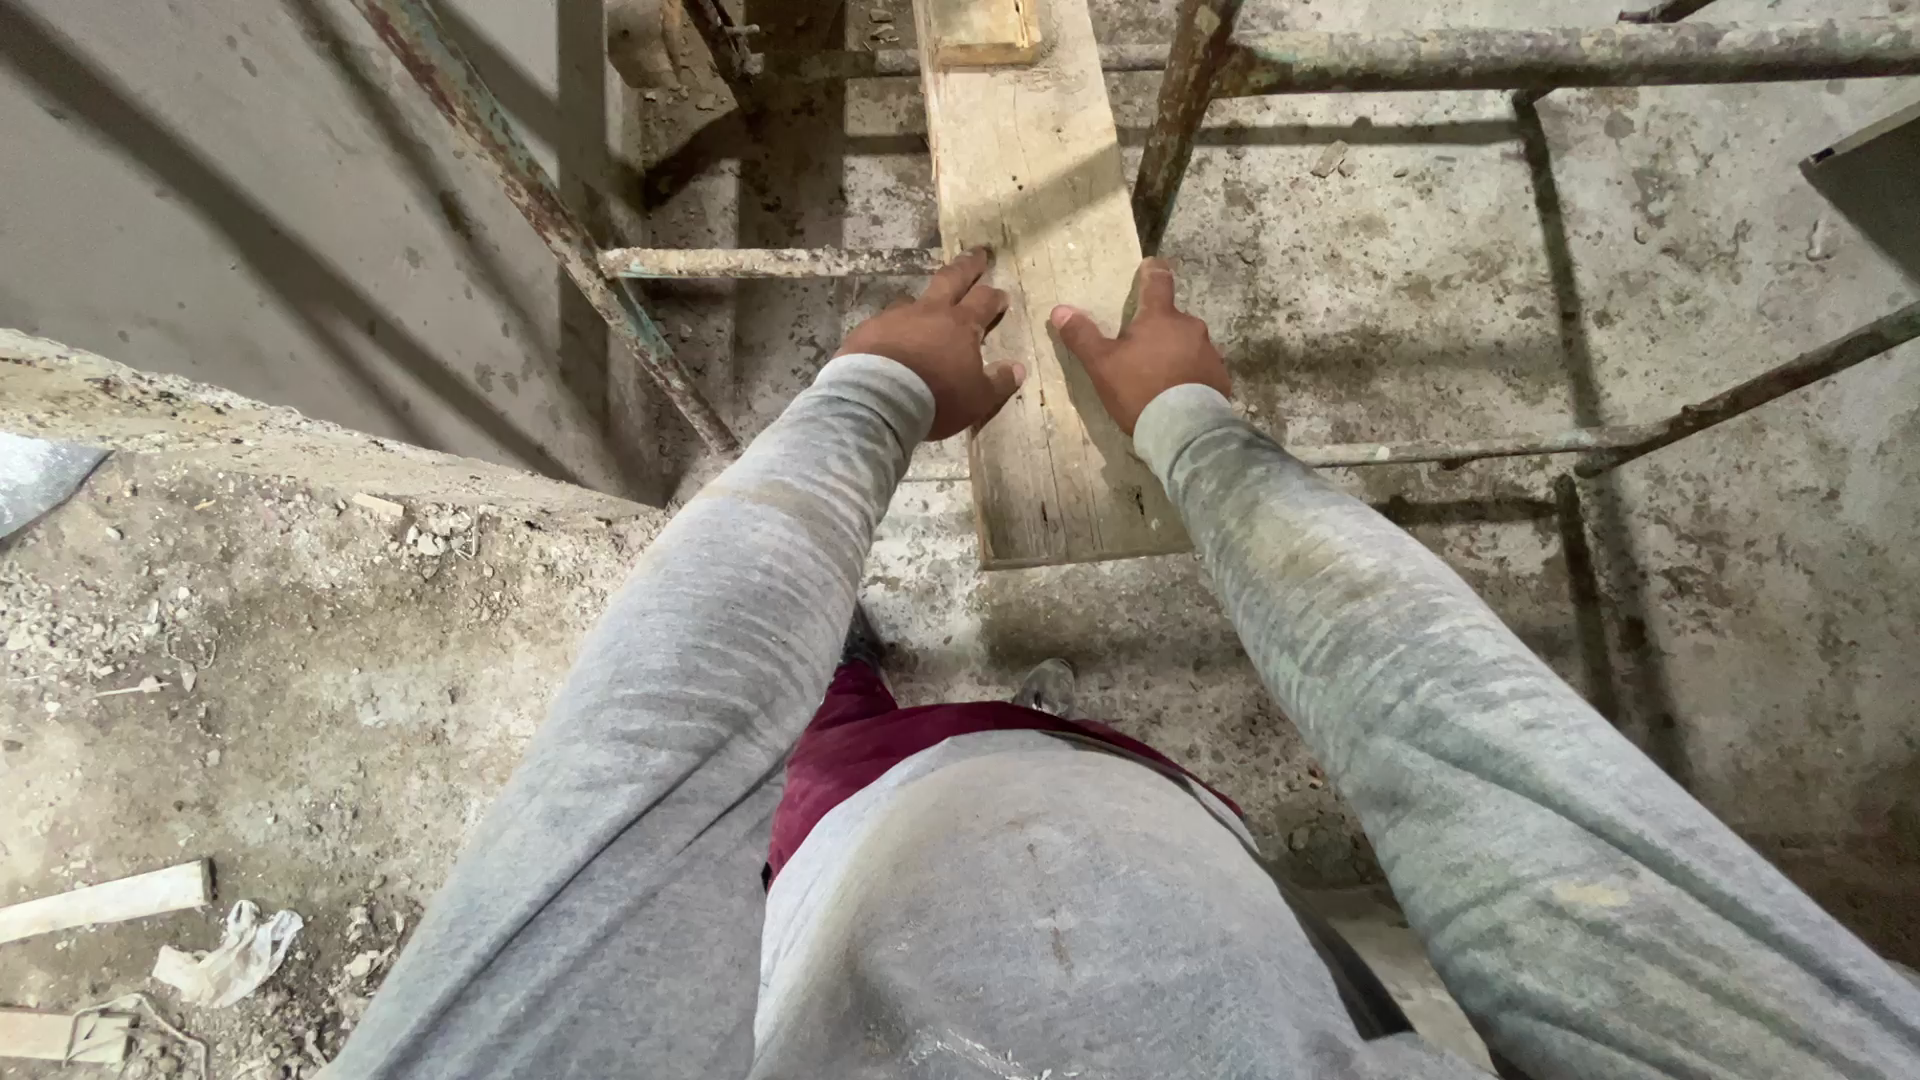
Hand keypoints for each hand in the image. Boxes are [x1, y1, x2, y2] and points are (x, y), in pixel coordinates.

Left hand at [836, 247, 1025, 440]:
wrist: (879, 400)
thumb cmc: (937, 399)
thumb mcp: (978, 398)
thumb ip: (998, 382)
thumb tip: (1018, 368)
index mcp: (960, 325)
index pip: (984, 300)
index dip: (995, 297)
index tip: (1002, 296)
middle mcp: (929, 312)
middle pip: (951, 279)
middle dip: (967, 266)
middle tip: (977, 253)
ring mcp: (895, 317)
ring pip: (913, 299)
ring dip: (923, 300)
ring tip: (924, 306)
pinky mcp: (868, 330)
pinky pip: (884, 323)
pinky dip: (892, 328)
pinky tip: (889, 340)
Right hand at [1049, 258, 1229, 435]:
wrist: (1183, 430)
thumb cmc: (1139, 391)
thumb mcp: (1102, 366)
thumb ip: (1082, 337)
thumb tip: (1059, 310)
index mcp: (1160, 318)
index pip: (1158, 281)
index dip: (1151, 272)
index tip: (1148, 267)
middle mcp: (1190, 327)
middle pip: (1172, 319)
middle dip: (1158, 329)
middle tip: (1141, 351)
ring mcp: (1209, 352)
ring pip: (1188, 344)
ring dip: (1175, 353)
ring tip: (1159, 379)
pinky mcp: (1220, 377)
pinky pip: (1201, 369)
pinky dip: (1190, 376)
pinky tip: (1178, 394)